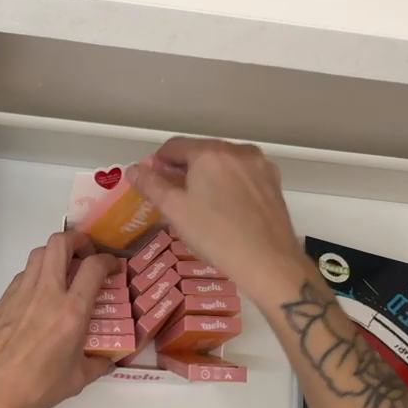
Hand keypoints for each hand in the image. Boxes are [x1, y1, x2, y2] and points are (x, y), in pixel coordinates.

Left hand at [0, 231, 118, 407]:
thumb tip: (107, 361)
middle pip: (59, 244)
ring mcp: (21, 293)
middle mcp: (47, 293)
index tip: (113, 266)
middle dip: (77, 240)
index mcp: (71, 310)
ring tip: (63, 269)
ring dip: (54, 254)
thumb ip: (96, 364)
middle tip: (85, 253)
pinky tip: (39, 294)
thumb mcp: (77, 379)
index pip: (93, 266)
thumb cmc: (38, 387)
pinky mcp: (3, 300)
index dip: (108, 259)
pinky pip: (22, 275)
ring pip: (38, 253)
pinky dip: (35, 274)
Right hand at [127, 138, 308, 301]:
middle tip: (172, 196)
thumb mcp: (175, 210)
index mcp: (210, 152)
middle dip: (183, 169)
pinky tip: (225, 209)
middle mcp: (237, 151)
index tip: (150, 181)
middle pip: (201, 152)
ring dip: (206, 176)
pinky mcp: (273, 183)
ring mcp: (259, 166)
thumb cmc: (215, 235)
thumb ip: (151, 185)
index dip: (157, 162)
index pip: (174, 146)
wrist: (267, 261)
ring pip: (223, 163)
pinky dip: (228, 184)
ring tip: (199, 204)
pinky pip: (242, 176)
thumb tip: (134, 170)